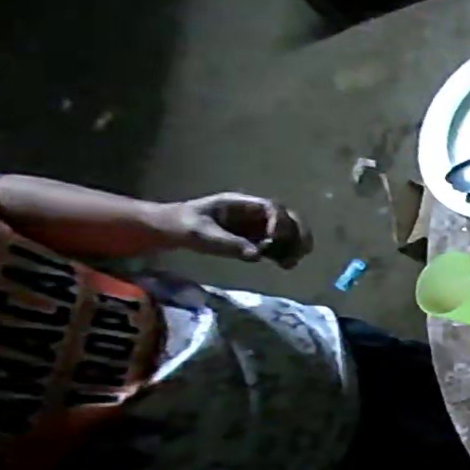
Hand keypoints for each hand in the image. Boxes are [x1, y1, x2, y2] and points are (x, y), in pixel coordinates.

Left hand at [168, 192, 312, 266]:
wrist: (168, 230)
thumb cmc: (179, 225)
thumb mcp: (198, 232)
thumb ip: (226, 242)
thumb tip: (257, 255)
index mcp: (242, 204)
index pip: (272, 208)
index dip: (280, 221)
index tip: (274, 237)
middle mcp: (258, 214)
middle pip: (291, 220)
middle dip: (299, 235)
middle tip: (301, 251)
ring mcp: (261, 227)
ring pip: (292, 234)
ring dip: (297, 247)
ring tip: (289, 263)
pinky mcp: (261, 240)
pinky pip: (282, 246)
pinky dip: (288, 254)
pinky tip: (284, 265)